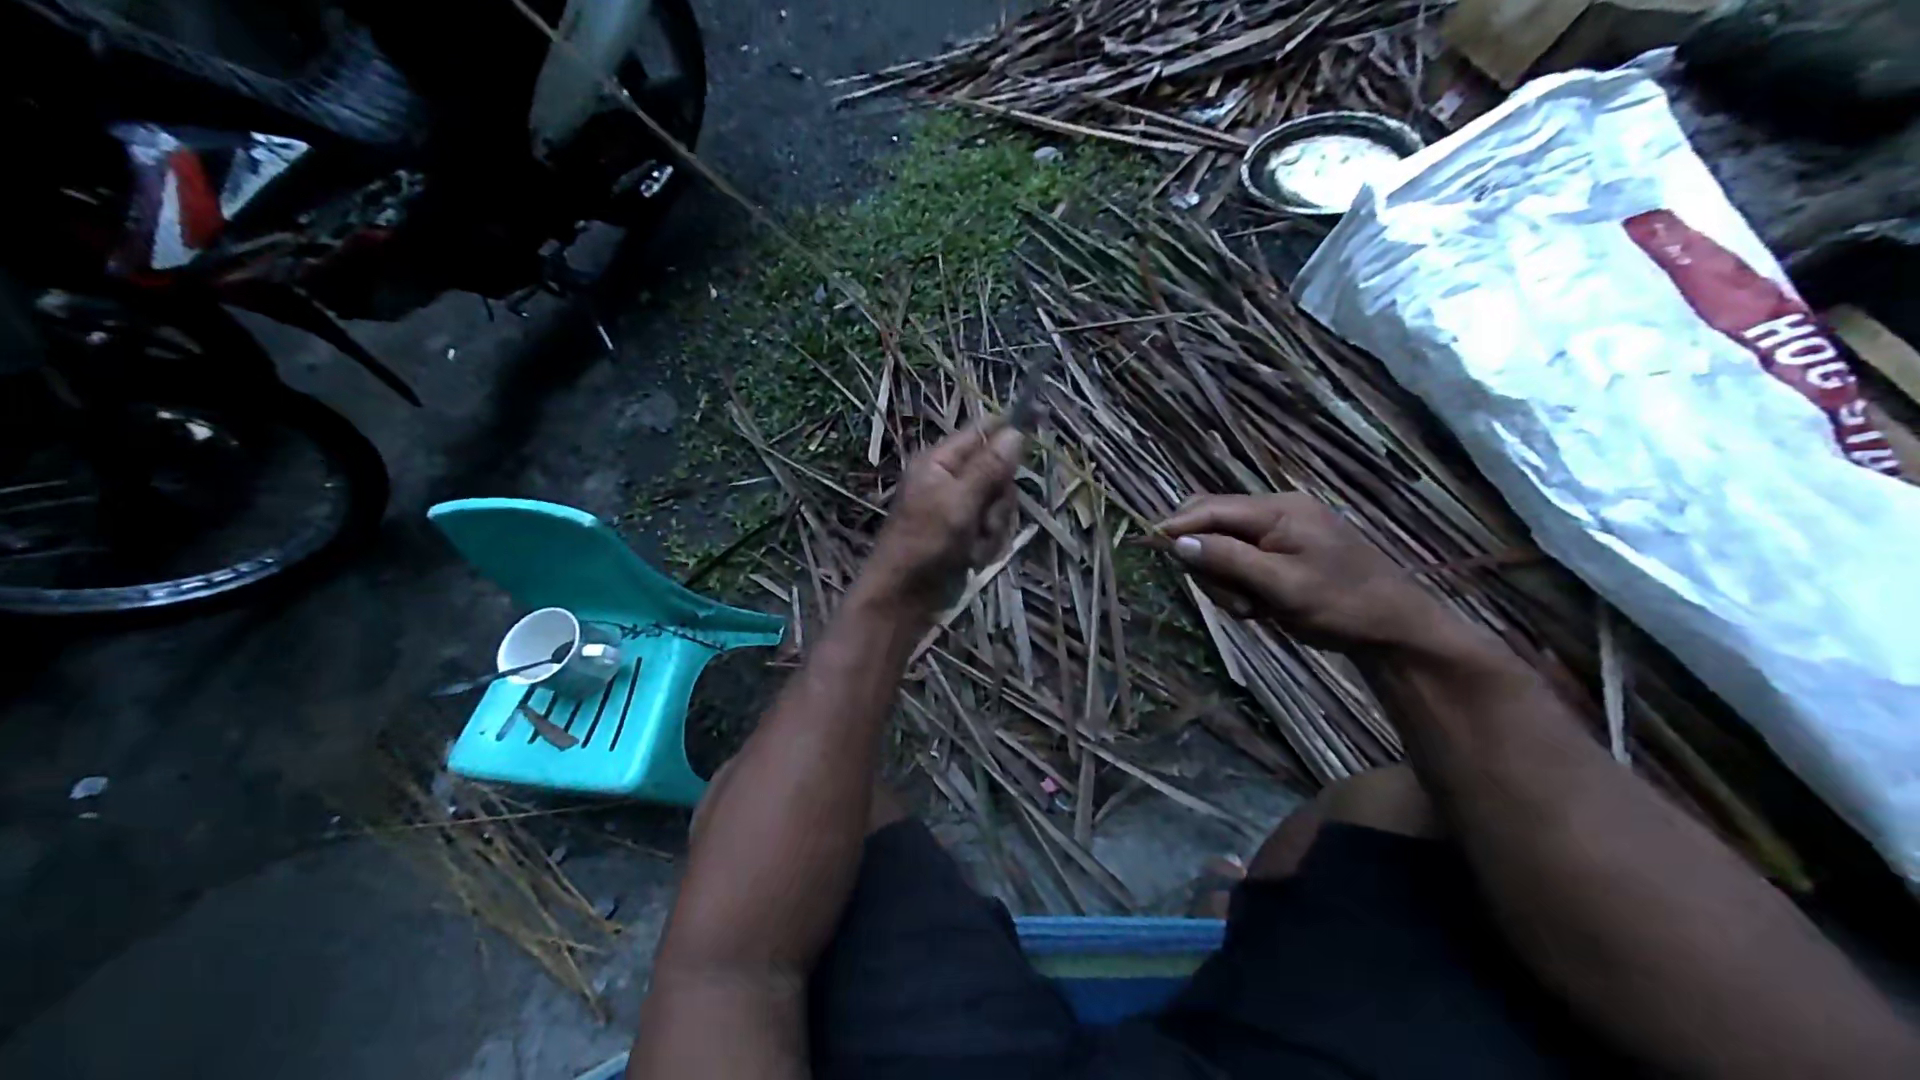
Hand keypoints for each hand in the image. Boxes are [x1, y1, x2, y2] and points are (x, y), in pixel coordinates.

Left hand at [863, 422, 1025, 607]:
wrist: (903, 597)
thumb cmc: (925, 544)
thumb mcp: (960, 501)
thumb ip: (989, 468)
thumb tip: (1015, 432)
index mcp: (939, 462)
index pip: (981, 433)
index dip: (1007, 436)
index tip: (1033, 438)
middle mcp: (949, 480)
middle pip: (998, 473)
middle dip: (999, 502)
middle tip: (985, 522)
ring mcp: (957, 508)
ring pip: (999, 506)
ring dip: (993, 529)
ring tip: (973, 548)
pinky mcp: (964, 534)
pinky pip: (992, 530)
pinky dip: (986, 546)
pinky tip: (971, 560)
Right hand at [1158, 493, 1448, 649]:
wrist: (1396, 631)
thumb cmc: (1342, 604)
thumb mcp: (1282, 585)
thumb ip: (1229, 559)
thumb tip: (1177, 542)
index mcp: (1279, 510)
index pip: (1212, 508)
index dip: (1178, 526)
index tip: (1148, 544)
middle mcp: (1277, 513)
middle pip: (1213, 526)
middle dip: (1208, 563)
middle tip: (1230, 598)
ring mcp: (1281, 534)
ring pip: (1223, 549)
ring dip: (1226, 582)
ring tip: (1253, 609)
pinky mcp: (1283, 555)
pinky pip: (1241, 563)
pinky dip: (1241, 587)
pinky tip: (1262, 608)